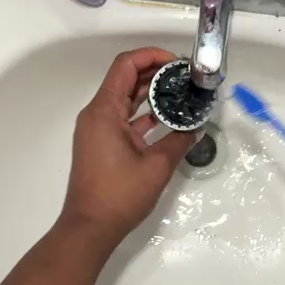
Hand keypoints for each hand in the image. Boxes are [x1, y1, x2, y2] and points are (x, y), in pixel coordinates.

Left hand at [61, 48, 197, 244]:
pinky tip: (168, 119)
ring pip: (125, 98)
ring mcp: (97, 129)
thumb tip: (195, 128)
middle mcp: (97, 114)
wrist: (89, 229)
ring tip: (180, 92)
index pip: (125, 66)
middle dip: (155, 72)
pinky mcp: (101, 143)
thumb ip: (178, 141)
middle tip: (184, 76)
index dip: (151, 56)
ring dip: (150, 92)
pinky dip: (144, 113)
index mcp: (104, 110)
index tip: (176, 62)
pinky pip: (123, 117)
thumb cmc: (119, 195)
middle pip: (125, 78)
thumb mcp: (156, 166)